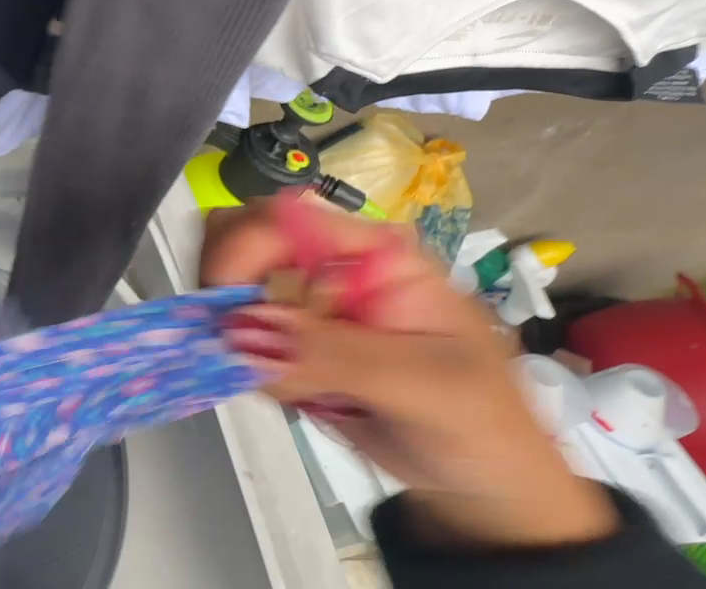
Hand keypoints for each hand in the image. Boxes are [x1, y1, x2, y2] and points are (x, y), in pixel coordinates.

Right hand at [202, 197, 617, 549]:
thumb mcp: (424, 388)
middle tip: (236, 342)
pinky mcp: (284, 334)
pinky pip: (232, 329)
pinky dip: (239, 358)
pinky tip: (290, 393)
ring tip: (281, 381)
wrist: (485, 486)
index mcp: (374, 253)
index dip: (240, 247)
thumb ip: (334, 355)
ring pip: (227, 280)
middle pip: (240, 234)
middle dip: (225, 285)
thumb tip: (241, 331)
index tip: (220, 302)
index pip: (283, 218)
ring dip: (231, 328)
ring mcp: (303, 297)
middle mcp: (330, 262)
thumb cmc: (481, 427)